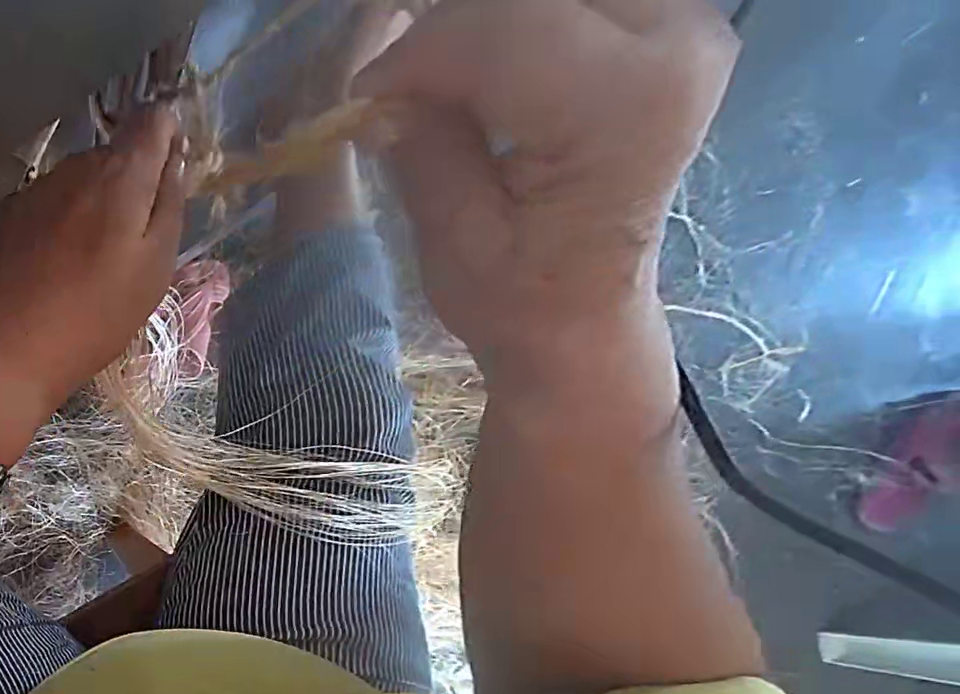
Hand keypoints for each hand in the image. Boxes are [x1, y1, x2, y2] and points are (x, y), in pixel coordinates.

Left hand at [0, 107, 187, 457]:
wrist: (14, 350)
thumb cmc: (97, 317)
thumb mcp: (155, 267)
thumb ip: (169, 203)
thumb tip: (172, 157)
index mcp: (121, 174)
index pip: (153, 119)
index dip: (164, 142)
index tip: (162, 183)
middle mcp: (74, 166)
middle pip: (110, 155)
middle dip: (122, 185)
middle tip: (119, 246)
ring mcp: (33, 188)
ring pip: (72, 180)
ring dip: (84, 205)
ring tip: (79, 262)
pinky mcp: (1, 214)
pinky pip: (39, 204)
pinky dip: (49, 222)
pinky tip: (45, 265)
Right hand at [355, 0, 738, 418]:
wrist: (579, 314)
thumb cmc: (513, 296)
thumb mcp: (454, 237)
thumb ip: (425, 150)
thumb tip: (381, 96)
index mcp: (621, 106)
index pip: (506, 32)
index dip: (419, 53)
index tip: (361, 96)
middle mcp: (676, 38)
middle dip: (447, 31)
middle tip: (393, 88)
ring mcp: (680, 23)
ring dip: (477, 29)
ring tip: (428, 83)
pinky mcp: (663, 26)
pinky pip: (566, 6)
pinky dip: (506, 29)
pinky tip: (472, 72)